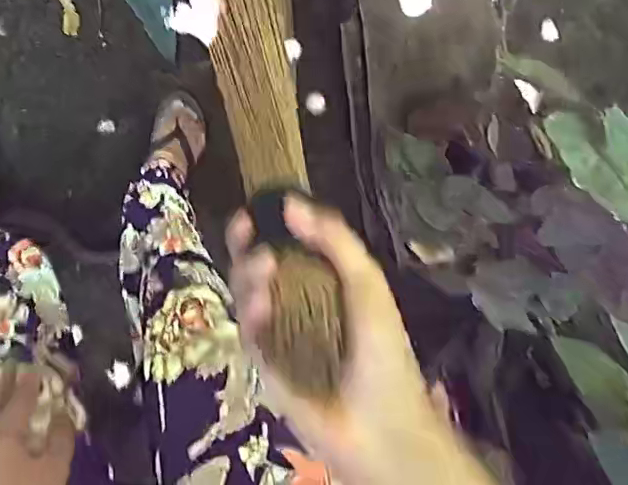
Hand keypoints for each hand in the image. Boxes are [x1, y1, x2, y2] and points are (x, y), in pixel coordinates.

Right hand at [227, 199, 494, 484]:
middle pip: (251, 264)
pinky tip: (261, 305)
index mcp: (314, 278)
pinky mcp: (264, 365)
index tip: (251, 210)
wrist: (385, 425)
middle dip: (243, 244)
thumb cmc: (383, 350)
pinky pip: (246, 332)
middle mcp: (290, 301)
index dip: (262, 225)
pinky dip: (248, 314)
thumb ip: (335, 238)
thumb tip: (290, 202)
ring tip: (265, 267)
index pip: (280, 243)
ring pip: (243, 292)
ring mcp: (275, 333)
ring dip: (247, 273)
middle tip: (246, 231)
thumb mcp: (366, 282)